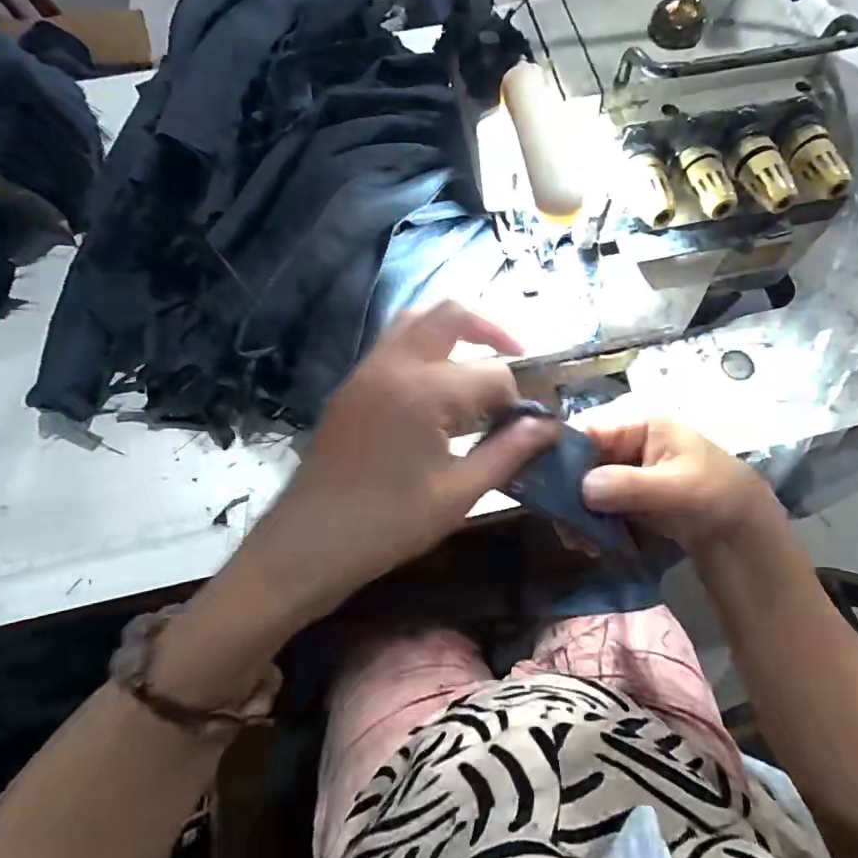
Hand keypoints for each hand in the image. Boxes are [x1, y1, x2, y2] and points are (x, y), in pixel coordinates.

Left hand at [233, 302, 557, 615]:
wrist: (308, 544)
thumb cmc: (388, 524)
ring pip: (418, 319)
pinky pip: (395, 342)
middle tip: (519, 358)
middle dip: (493, 329)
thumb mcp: (459, 494)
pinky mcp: (352, 384)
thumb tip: (548, 426)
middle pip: (452, 314)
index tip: (526, 429)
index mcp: (424, 390)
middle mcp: (395, 364)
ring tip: (480, 363)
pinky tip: (440, 388)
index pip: (492, 373)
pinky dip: (426, 346)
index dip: (516, 399)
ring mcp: (367, 370)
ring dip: (455, 330)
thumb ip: (509, 452)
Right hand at [581, 417, 790, 556]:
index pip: (590, 430)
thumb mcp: (678, 487)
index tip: (548, 487)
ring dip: (577, 513)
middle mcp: (627, 443)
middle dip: (569, 492)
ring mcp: (626, 472)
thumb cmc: (717, 495)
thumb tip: (585, 488)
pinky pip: (596, 506)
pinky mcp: (626, 499)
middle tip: (565, 526)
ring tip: (580, 542)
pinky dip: (590, 524)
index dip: (564, 454)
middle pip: (581, 460)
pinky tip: (590, 544)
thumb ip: (631, 485)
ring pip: (584, 486)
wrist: (745, 533)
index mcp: (641, 425)